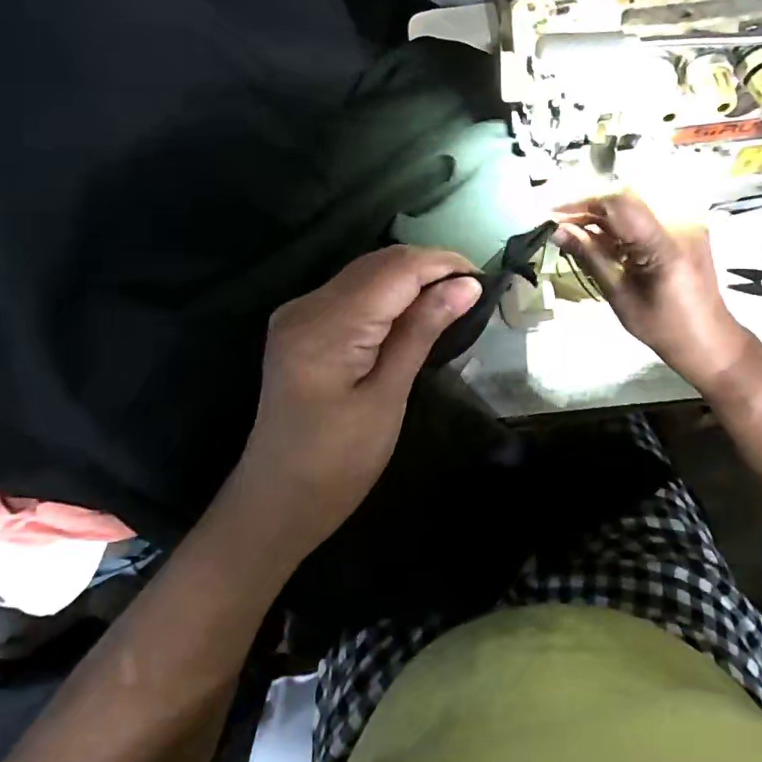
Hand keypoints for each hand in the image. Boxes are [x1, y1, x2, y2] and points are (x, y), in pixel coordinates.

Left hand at [229, 246, 480, 555]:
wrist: (277, 499)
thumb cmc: (338, 464)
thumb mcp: (387, 398)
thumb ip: (421, 332)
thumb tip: (465, 286)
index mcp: (326, 326)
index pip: (394, 270)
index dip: (442, 264)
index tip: (484, 281)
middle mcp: (306, 306)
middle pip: (377, 263)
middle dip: (428, 267)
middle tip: (472, 292)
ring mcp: (297, 312)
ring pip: (364, 272)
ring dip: (409, 278)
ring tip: (451, 299)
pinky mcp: (298, 324)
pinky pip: (349, 292)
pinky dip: (385, 293)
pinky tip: (411, 311)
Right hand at [554, 192, 757, 389]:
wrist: (709, 339)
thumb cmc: (663, 327)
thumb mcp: (619, 295)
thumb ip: (590, 256)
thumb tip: (558, 231)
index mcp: (666, 244)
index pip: (619, 203)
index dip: (582, 202)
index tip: (553, 213)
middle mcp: (680, 224)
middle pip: (625, 199)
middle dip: (587, 208)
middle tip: (559, 224)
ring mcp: (686, 223)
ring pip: (633, 205)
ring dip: (600, 215)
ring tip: (573, 230)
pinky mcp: (686, 227)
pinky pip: (645, 215)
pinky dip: (618, 223)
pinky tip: (600, 237)